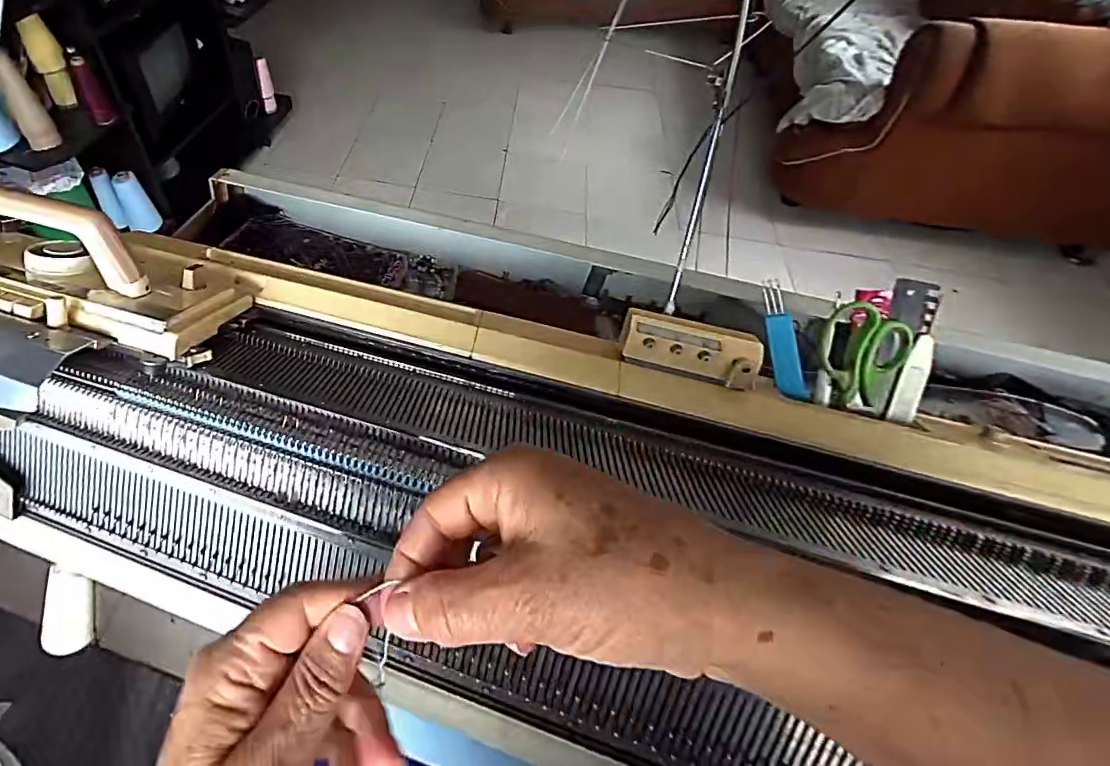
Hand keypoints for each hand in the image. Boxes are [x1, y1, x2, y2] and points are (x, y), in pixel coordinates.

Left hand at [158, 581, 402, 765]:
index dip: (352, 600)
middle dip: (364, 692)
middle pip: (323, 650)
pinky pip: (314, 717)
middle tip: (387, 738)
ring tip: (380, 761)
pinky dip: (343, 740)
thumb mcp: (268, 759)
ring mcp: (249, 703)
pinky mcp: (260, 730)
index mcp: (227, 669)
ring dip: (361, 724)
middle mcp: (237, 676)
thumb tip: (349, 620)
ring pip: (326, 687)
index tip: (394, 610)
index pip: (302, 602)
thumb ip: (311, 689)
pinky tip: (359, 761)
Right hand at [377, 446, 761, 678]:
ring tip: (493, 634)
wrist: (715, 604)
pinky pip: (525, 564)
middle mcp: (533, 482)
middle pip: (461, 530)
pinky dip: (514, 598)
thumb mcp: (523, 600)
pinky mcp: (579, 539)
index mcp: (512, 475)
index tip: (398, 611)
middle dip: (449, 583)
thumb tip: (394, 608)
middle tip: (442, 629)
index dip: (410, 563)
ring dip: (482, 596)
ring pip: (493, 553)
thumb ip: (448, 606)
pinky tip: (527, 631)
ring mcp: (558, 510)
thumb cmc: (630, 583)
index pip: (433, 512)